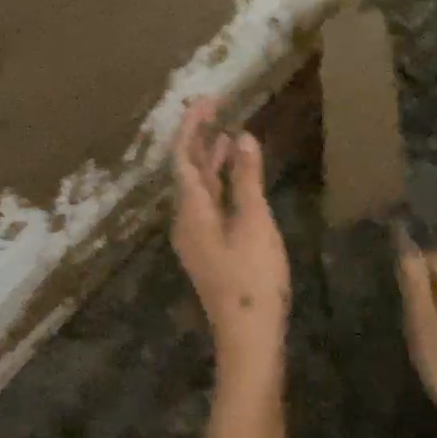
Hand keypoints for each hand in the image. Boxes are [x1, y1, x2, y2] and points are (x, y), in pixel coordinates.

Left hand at [171, 99, 290, 372]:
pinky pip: (208, 202)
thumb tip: (241, 137)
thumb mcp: (254, 222)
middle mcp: (186, 219)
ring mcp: (196, 236)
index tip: (209, 100)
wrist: (248, 337)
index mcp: (191, 210)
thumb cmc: (252, 278)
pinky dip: (220, 180)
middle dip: (199, 137)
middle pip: (186, 169)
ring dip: (210, 158)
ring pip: (198, 186)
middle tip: (219, 108)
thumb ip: (246, 178)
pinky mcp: (209, 247)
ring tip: (230, 132)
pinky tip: (238, 175)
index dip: (192, 126)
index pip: (183, 157)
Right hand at [398, 244, 436, 425]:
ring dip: (427, 294)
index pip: (434, 257)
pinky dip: (436, 310)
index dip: (414, 257)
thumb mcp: (421, 318)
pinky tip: (424, 328)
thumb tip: (408, 246)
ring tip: (407, 311)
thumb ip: (415, 282)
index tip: (394, 270)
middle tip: (397, 292)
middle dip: (420, 276)